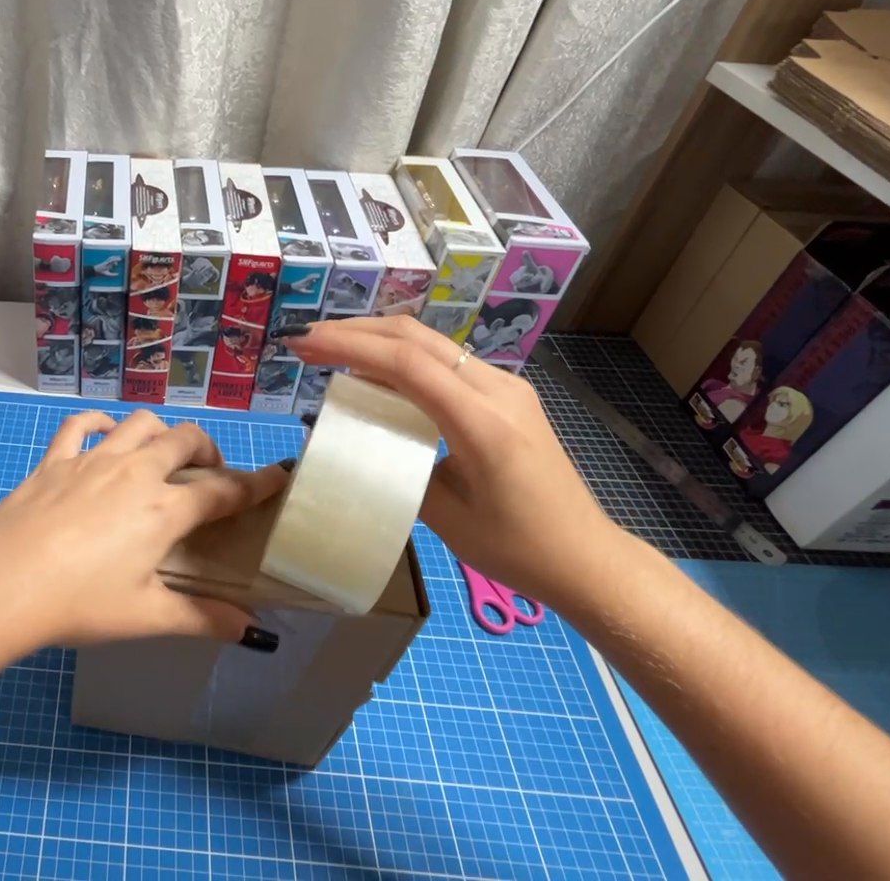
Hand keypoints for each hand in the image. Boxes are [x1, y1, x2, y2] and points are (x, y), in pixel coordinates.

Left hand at [0, 410, 287, 656]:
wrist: (1, 586)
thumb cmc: (79, 604)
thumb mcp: (145, 617)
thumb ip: (202, 619)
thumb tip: (250, 631)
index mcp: (163, 510)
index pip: (225, 491)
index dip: (258, 483)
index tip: (280, 474)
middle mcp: (134, 473)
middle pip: (186, 441)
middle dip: (208, 450)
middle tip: (210, 473)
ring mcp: (92, 460)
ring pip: (139, 424)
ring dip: (161, 432)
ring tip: (163, 454)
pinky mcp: (54, 461)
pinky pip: (81, 426)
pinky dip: (99, 424)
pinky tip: (104, 435)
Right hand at [276, 316, 627, 607]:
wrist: (588, 559)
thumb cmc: (519, 550)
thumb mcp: (447, 520)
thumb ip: (401, 471)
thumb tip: (359, 441)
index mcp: (483, 424)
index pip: (406, 363)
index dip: (348, 346)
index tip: (302, 345)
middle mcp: (498, 391)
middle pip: (415, 337)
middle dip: (354, 331)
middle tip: (304, 341)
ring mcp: (506, 387)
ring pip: (430, 343)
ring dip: (375, 338)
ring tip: (327, 350)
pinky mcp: (505, 395)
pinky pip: (444, 362)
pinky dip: (400, 357)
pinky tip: (373, 372)